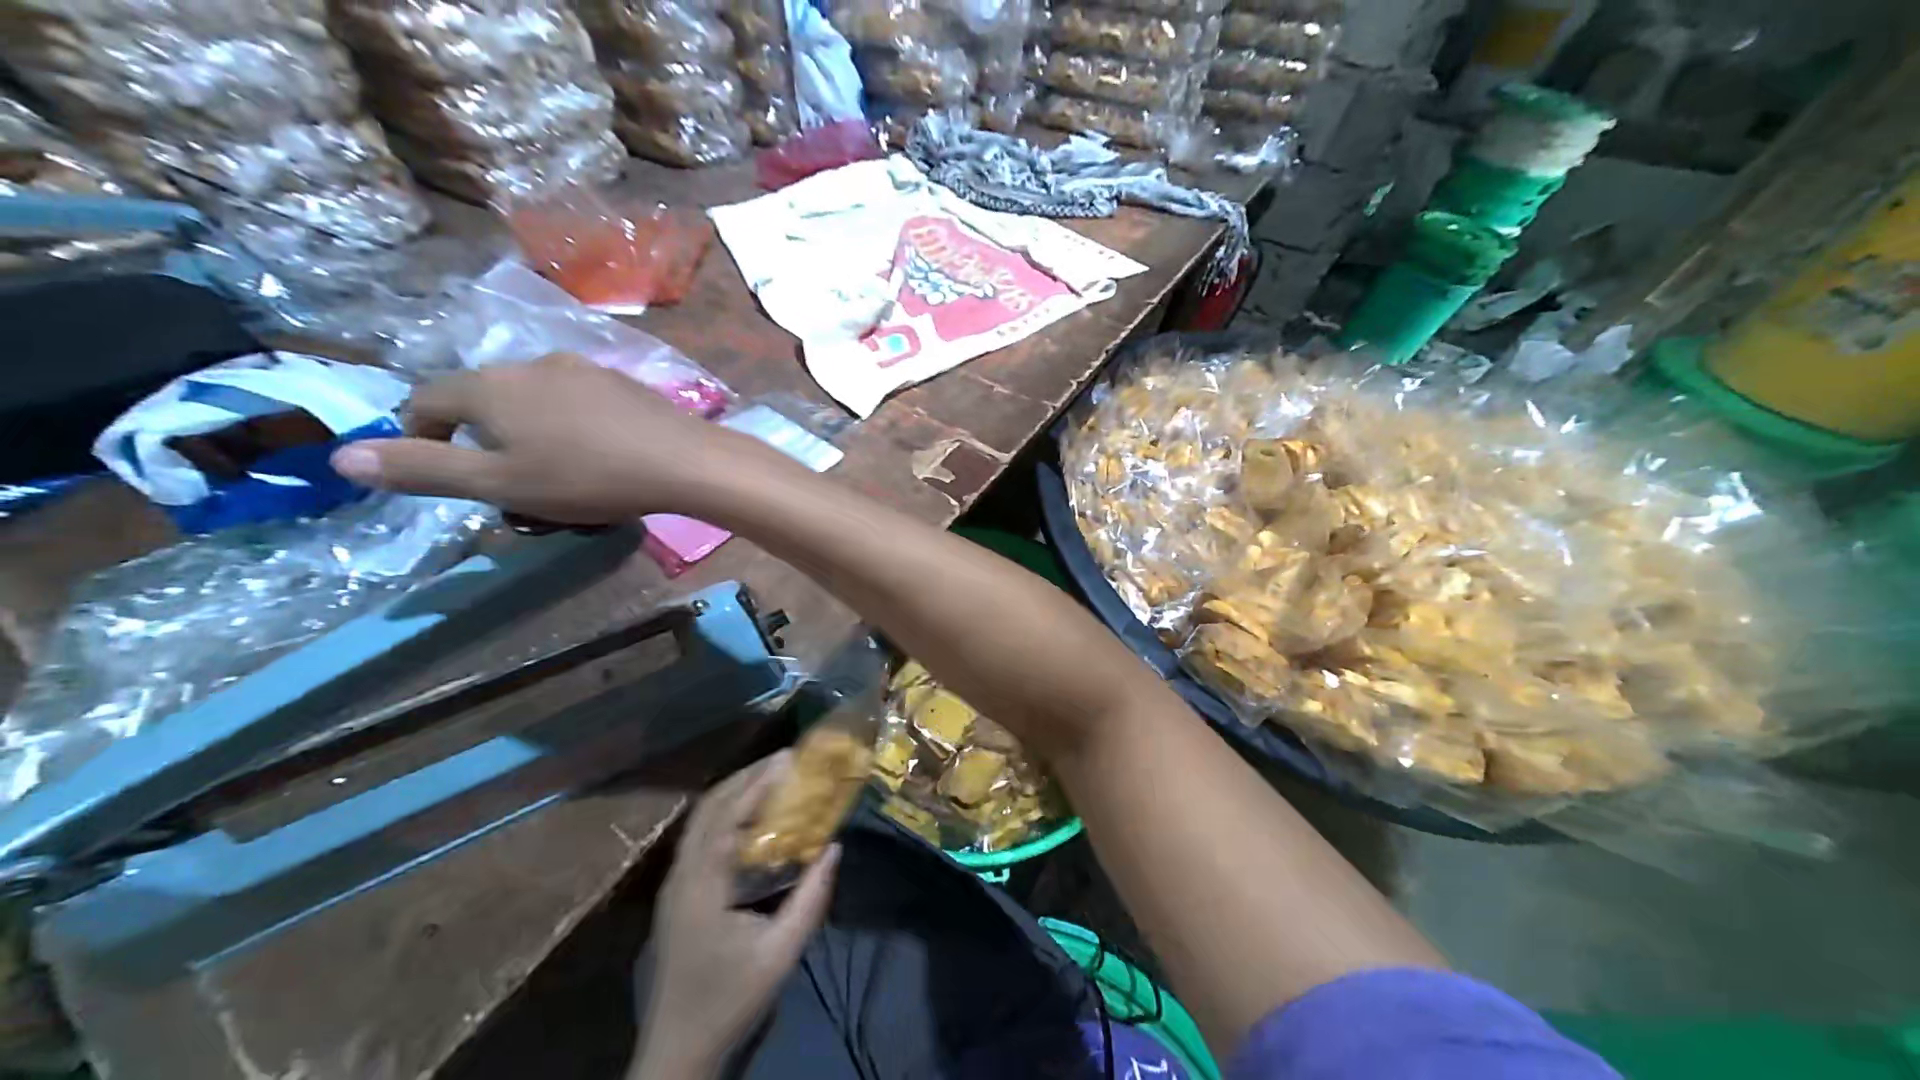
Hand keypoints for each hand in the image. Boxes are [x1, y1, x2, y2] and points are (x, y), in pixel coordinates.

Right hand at [328, 353, 762, 523]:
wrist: (682, 461)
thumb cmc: (586, 477)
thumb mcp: (499, 484)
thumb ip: (424, 470)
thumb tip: (340, 457)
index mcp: (491, 384)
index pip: (429, 397)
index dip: (419, 431)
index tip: (432, 464)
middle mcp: (533, 363)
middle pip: (484, 394)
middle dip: (477, 431)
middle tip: (495, 475)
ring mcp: (584, 367)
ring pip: (533, 396)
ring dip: (525, 427)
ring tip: (547, 468)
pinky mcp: (623, 381)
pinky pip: (576, 399)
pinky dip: (567, 422)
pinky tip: (593, 451)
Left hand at [629, 752, 839, 1079]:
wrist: (678, 1050)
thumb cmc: (731, 999)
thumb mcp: (781, 953)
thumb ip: (810, 899)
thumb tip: (834, 847)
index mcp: (701, 885)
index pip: (728, 817)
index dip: (758, 783)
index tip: (789, 759)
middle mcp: (681, 875)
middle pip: (708, 809)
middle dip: (746, 777)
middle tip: (784, 760)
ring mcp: (673, 884)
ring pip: (700, 821)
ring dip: (734, 793)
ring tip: (771, 778)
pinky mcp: (676, 895)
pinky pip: (699, 838)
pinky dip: (725, 815)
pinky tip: (751, 819)